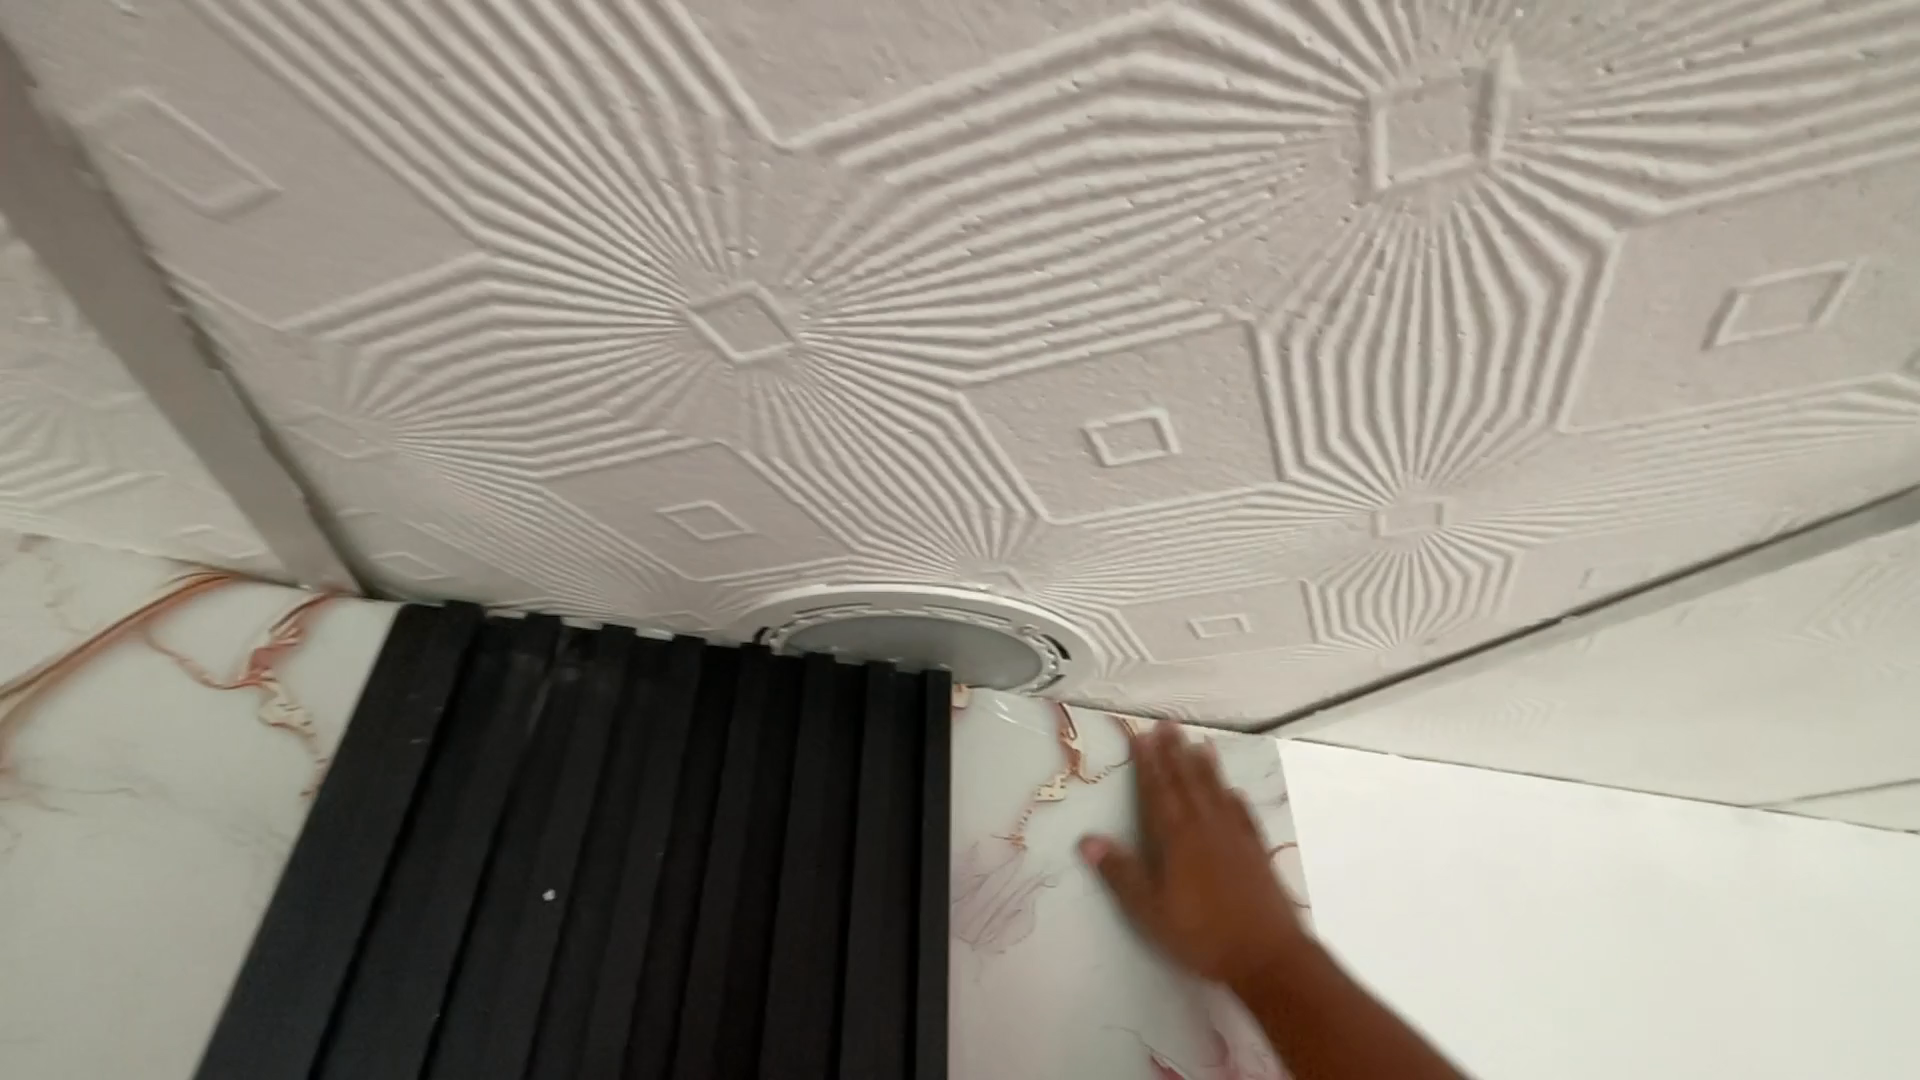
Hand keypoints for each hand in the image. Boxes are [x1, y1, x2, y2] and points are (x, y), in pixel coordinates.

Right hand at [1080, 723, 1305, 988]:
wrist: (1269, 957)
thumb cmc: (1203, 934)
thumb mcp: (1150, 911)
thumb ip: (1120, 873)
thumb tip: (1087, 840)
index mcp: (1177, 837)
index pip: (1158, 791)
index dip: (1147, 763)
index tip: (1140, 736)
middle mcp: (1205, 827)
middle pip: (1187, 781)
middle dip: (1174, 752)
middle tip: (1168, 724)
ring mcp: (1234, 837)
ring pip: (1215, 791)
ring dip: (1204, 765)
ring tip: (1199, 742)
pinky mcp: (1256, 852)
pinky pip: (1242, 814)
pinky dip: (1234, 797)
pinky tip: (1233, 790)